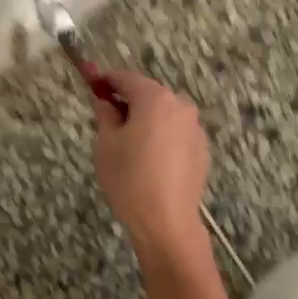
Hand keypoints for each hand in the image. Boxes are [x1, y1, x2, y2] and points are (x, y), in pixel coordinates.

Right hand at [92, 70, 211, 259]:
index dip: (109, 80)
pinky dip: (162, 139)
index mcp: (154, 99)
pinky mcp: (202, 150)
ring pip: (165, 116)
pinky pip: (176, 135)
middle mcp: (180, 106)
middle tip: (110, 123)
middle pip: (150, 96)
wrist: (166, 220)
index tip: (95, 84)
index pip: (128, 79)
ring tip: (131, 149)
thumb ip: (105, 116)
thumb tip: (105, 102)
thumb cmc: (129, 180)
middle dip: (130, 104)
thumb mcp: (106, 146)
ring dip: (148, 123)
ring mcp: (195, 128)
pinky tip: (151, 163)